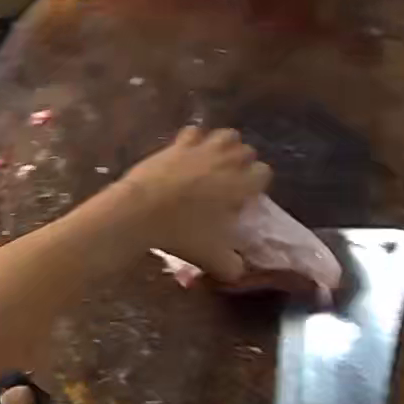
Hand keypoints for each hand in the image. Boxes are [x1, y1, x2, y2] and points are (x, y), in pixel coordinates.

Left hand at [115, 126, 269, 284]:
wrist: (140, 211)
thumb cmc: (181, 233)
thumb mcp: (211, 257)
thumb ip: (231, 266)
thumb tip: (237, 272)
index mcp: (241, 184)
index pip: (264, 173)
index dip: (255, 184)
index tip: (242, 197)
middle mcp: (226, 160)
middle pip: (246, 150)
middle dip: (241, 163)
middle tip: (226, 182)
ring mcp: (201, 149)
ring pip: (225, 135)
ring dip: (223, 146)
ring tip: (211, 162)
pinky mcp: (175, 144)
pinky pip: (193, 132)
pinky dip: (194, 140)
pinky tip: (186, 152)